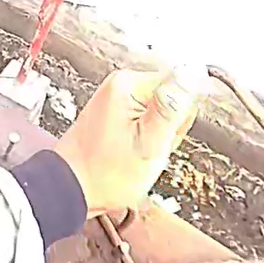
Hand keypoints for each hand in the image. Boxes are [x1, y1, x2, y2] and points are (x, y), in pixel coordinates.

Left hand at [54, 66, 205, 218]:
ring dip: (158, 136)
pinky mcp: (116, 111)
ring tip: (139, 152)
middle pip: (171, 97)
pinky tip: (133, 151)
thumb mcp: (149, 144)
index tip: (166, 134)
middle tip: (150, 148)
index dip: (180, 116)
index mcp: (128, 84)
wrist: (70, 190)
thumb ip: (172, 107)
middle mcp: (121, 84)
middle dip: (168, 128)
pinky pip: (146, 120)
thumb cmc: (104, 174)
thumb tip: (192, 72)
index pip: (180, 85)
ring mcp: (117, 98)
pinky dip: (146, 139)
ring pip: (161, 112)